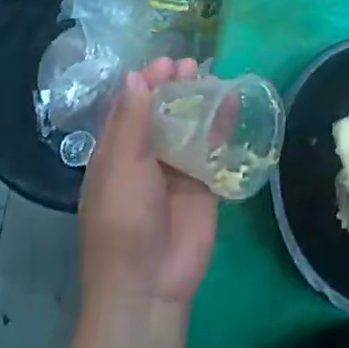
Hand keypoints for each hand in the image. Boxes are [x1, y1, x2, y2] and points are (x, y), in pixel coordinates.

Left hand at [78, 58, 216, 311]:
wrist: (151, 284)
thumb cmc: (124, 222)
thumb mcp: (120, 167)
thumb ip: (131, 122)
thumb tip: (135, 76)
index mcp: (116, 152)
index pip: (131, 107)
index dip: (147, 83)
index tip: (165, 63)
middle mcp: (145, 156)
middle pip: (162, 112)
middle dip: (174, 86)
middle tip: (191, 64)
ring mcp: (176, 170)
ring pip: (188, 126)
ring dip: (198, 100)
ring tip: (211, 74)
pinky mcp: (204, 184)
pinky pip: (214, 148)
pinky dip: (222, 125)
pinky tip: (232, 102)